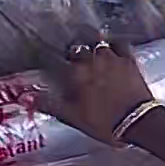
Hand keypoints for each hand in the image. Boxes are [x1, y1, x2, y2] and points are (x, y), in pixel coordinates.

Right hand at [40, 40, 157, 144]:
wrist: (136, 122)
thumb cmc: (103, 122)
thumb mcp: (72, 117)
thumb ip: (50, 105)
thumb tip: (28, 98)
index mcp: (75, 73)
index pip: (57, 59)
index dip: (54, 61)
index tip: (53, 65)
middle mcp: (92, 60)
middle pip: (77, 48)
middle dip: (74, 53)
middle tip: (74, 61)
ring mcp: (112, 57)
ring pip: (98, 43)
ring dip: (93, 46)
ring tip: (92, 53)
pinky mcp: (129, 59)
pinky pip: (119, 43)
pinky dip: (114, 44)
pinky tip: (113, 48)